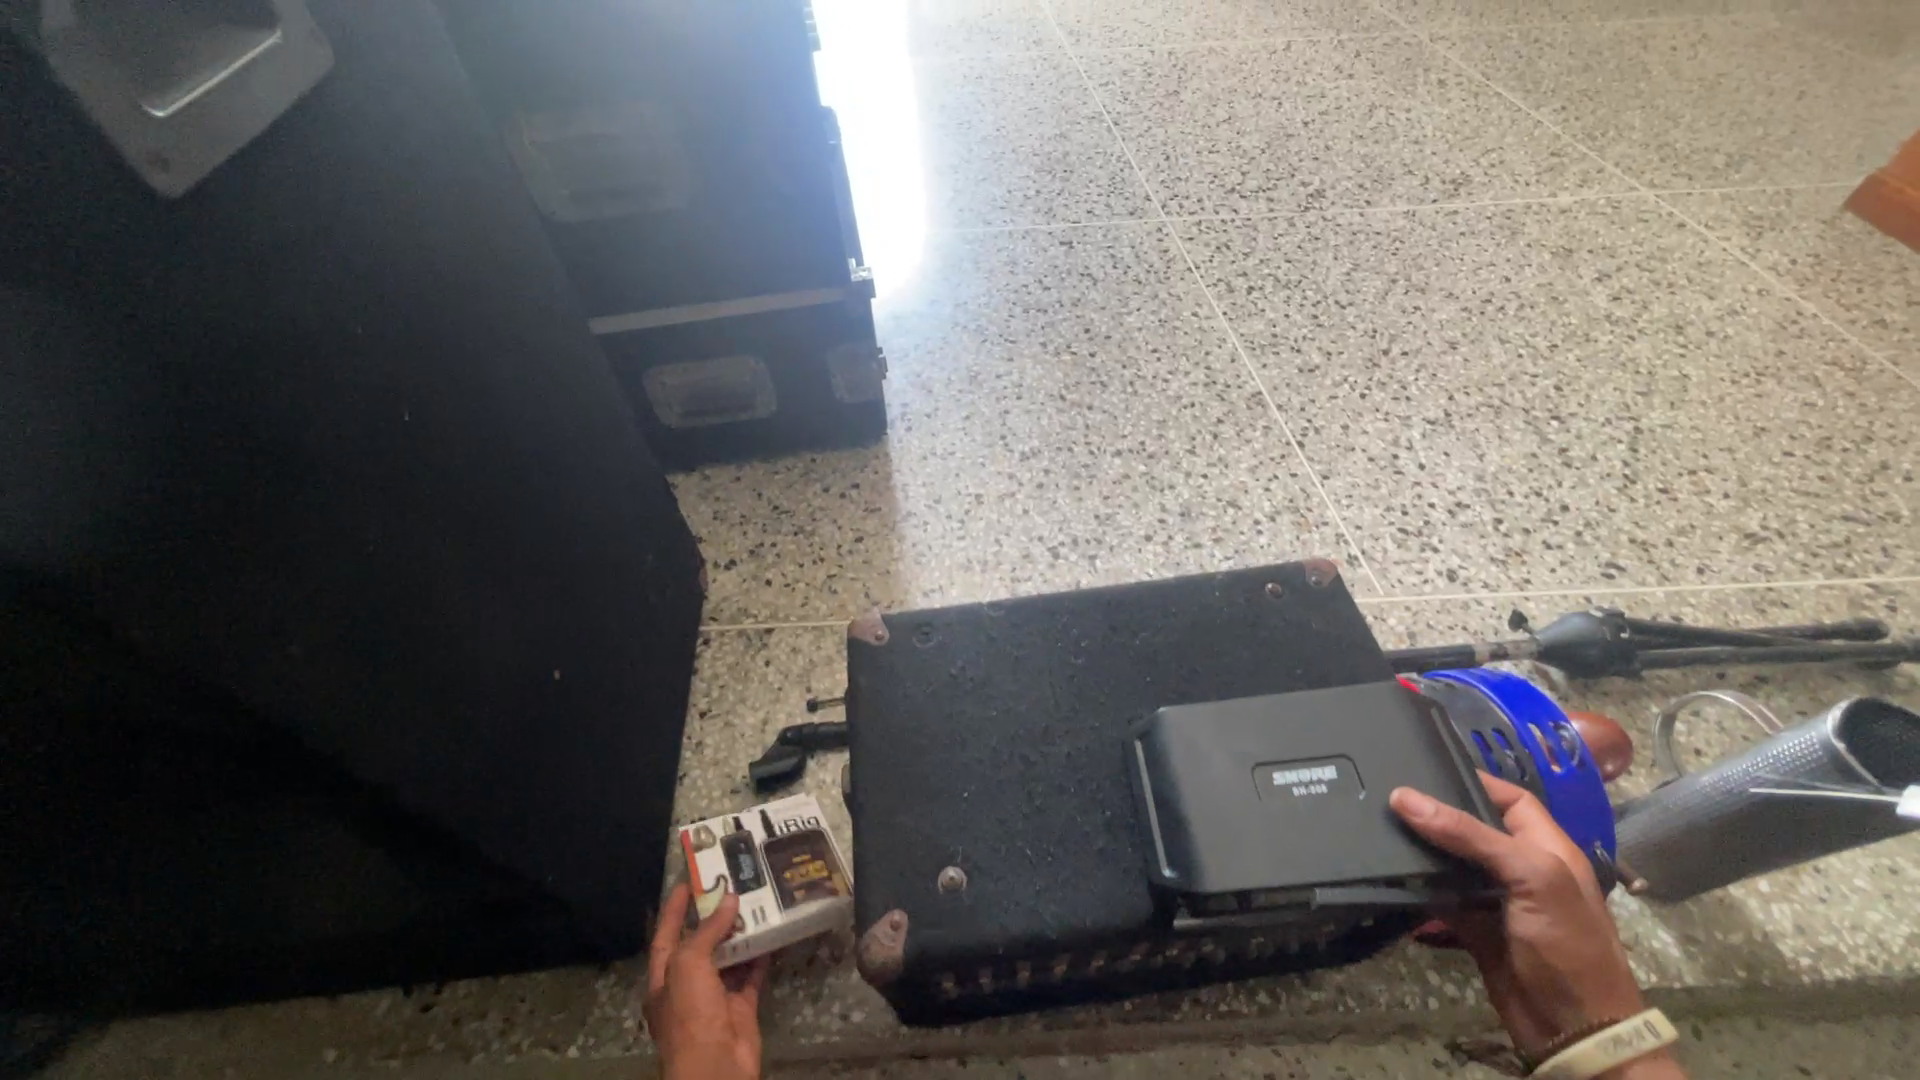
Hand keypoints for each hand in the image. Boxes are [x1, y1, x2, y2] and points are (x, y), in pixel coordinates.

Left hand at [642, 884, 769, 1079]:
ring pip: (729, 958)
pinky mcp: (741, 1007)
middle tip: (733, 886)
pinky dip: (761, 955)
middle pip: (700, 945)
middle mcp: (687, 987)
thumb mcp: (689, 965)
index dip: (674, 909)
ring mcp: (715, 998)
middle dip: (714, 918)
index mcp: (663, 979)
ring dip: (741, 933)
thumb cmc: (690, 1014)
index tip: (688, 881)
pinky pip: (752, 975)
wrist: (715, 1068)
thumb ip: (709, 931)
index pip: (666, 936)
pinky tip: (772, 932)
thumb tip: (730, 900)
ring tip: (756, 902)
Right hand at [1390, 773, 1658, 1066]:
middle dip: (1434, 810)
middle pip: (1471, 825)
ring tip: (1373, 822)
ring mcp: (1494, 897)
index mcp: (1547, 848)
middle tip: (1385, 791)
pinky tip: (1383, 869)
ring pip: (1448, 859)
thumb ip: (1469, 835)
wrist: (1573, 1031)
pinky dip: (1411, 884)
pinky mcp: (1470, 924)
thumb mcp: (1531, 878)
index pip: (1509, 797)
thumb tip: (1403, 797)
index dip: (1472, 779)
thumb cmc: (1567, 945)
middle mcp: (1519, 867)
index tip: (1422, 766)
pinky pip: (1435, 894)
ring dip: (1417, 847)